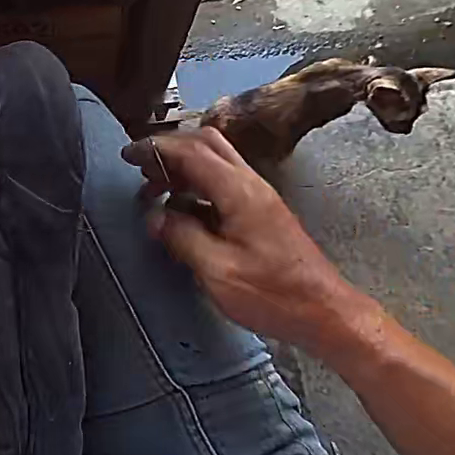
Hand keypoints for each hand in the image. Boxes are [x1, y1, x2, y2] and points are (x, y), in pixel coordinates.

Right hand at [122, 128, 378, 356]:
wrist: (325, 311)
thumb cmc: (273, 294)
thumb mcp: (218, 271)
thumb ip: (182, 238)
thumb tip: (155, 217)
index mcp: (239, 190)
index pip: (192, 151)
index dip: (156, 148)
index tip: (129, 155)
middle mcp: (250, 183)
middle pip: (207, 143)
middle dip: (170, 149)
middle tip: (143, 170)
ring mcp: (258, 195)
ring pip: (216, 160)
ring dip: (183, 166)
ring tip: (155, 190)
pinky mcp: (261, 211)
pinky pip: (223, 181)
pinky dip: (197, 183)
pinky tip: (182, 209)